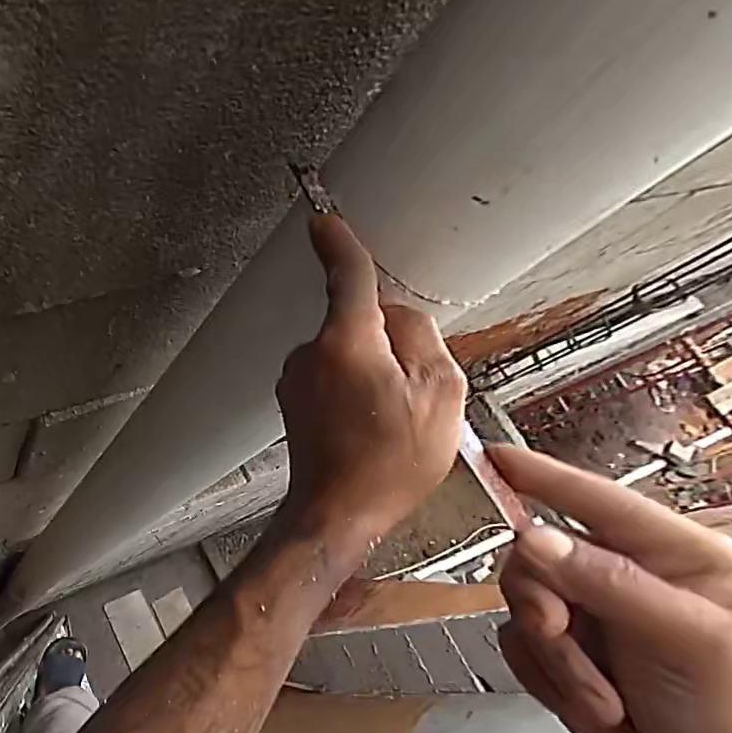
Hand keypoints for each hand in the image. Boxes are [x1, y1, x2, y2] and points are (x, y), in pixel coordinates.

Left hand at [275, 216, 465, 538]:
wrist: (337, 512)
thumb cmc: (388, 463)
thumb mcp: (439, 393)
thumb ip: (421, 338)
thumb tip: (398, 319)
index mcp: (346, 343)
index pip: (346, 278)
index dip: (340, 244)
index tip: (324, 221)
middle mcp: (309, 356)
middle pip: (360, 321)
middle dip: (390, 343)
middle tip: (407, 395)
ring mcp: (295, 381)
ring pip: (349, 352)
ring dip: (374, 371)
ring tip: (387, 420)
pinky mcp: (292, 403)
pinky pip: (333, 377)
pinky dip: (355, 390)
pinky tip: (368, 426)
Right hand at [491, 446, 731, 732]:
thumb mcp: (699, 648)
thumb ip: (612, 585)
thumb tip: (534, 536)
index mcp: (700, 568)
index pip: (609, 506)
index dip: (549, 479)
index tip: (497, 457)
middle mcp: (644, 587)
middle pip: (549, 564)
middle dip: (551, 614)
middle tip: (562, 640)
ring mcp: (605, 624)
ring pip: (528, 612)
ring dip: (559, 666)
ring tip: (607, 711)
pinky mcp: (574, 658)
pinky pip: (523, 650)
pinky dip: (551, 686)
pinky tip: (598, 719)